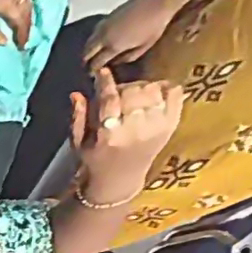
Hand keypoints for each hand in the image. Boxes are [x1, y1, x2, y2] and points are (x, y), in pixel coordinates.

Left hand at [0, 0, 32, 48]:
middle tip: (23, 37)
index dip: (23, 34)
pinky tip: (18, 3)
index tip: (22, 46)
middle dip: (26, 23)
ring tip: (22, 22)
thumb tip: (5, 42)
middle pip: (26, 7)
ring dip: (26, 10)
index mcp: (7, 2)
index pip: (21, 20)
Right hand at [71, 68, 183, 202]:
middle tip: (116, 95)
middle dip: (122, 88)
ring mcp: (157, 127)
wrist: (121, 179)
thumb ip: (77, 118)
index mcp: (110, 136)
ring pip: (152, 90)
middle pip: (132, 91)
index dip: (105, 83)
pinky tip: (153, 94)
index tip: (101, 73)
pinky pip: (174, 93)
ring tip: (133, 97)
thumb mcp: (78, 143)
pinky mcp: (171, 125)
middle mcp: (135, 130)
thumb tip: (76, 94)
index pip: (109, 100)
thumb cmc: (95, 161)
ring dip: (141, 88)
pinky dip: (164, 88)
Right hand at [83, 0, 181, 72]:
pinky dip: (92, 40)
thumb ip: (128, 58)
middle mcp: (104, 38)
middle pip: (86, 54)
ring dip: (87, 51)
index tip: (93, 75)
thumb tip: (114, 62)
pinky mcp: (106, 18)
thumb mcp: (145, 47)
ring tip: (91, 56)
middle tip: (89, 67)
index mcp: (114, 46)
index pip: (95, 63)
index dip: (93, 71)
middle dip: (85, 62)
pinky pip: (93, 33)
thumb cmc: (155, 25)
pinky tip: (98, 42)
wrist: (158, 1)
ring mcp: (103, 26)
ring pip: (87, 43)